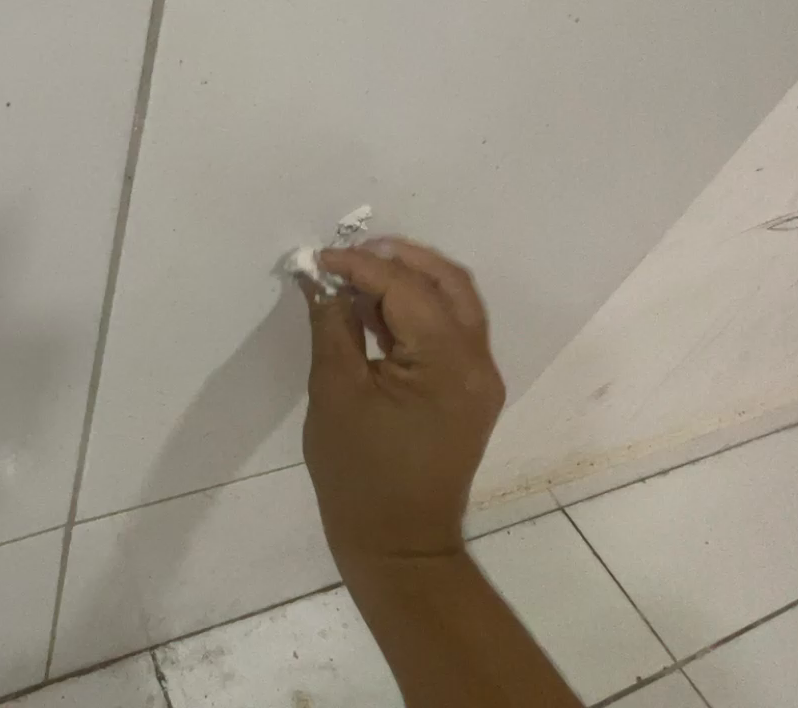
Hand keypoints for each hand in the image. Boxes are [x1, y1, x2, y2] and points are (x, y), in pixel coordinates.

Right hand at [297, 238, 504, 566]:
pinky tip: (374, 310)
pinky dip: (415, 309)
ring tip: (357, 274)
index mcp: (448, 363)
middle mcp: (477, 363)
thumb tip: (320, 278)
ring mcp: (478, 378)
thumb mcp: (335, 389)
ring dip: (409, 279)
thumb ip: (332, 323)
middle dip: (398, 258)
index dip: (359, 265)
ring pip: (454, 303)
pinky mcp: (467, 391)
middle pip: (448, 283)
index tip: (318, 258)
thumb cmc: (359, 471)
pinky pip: (448, 331)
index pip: (406, 288)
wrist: (398, 543)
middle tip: (349, 254)